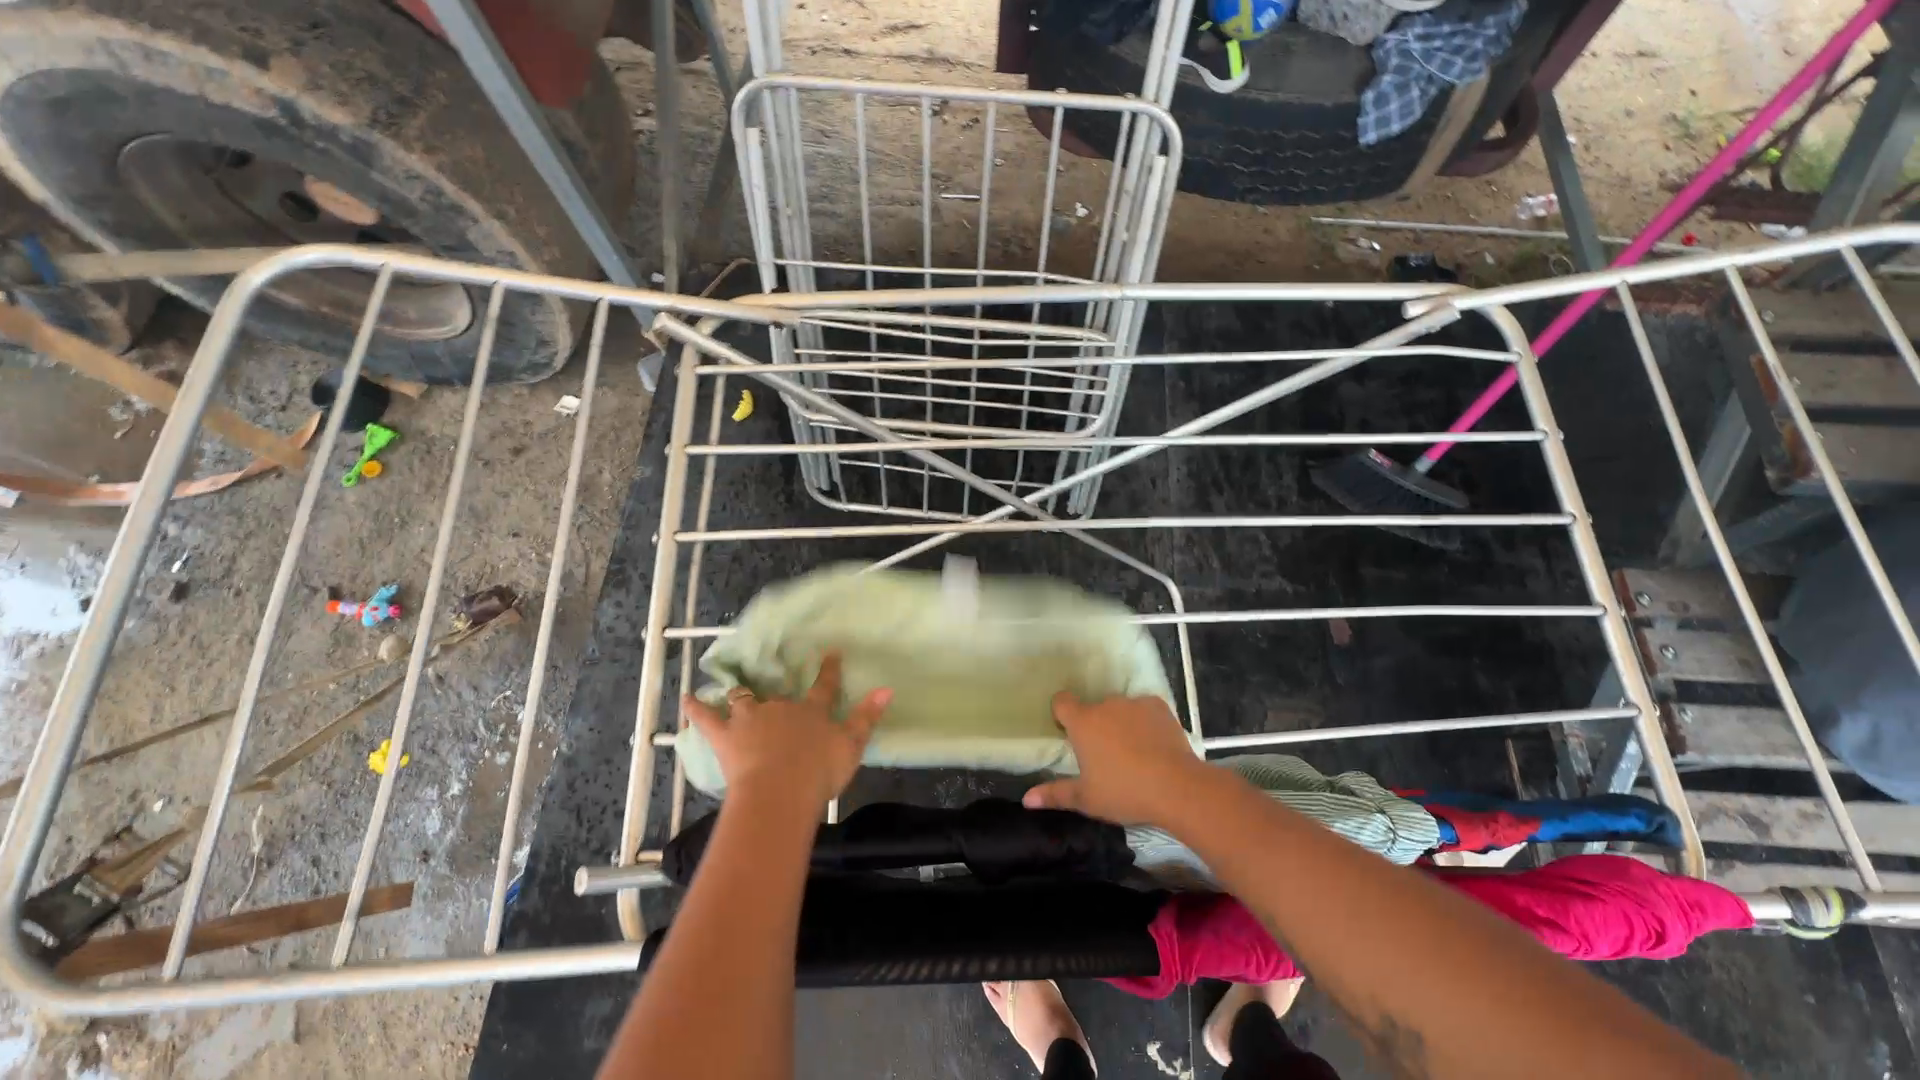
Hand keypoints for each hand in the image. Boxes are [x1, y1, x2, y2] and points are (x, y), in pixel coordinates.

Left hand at [683, 652, 891, 807]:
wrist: (780, 790)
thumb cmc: (819, 772)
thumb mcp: (851, 746)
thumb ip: (866, 718)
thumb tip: (887, 689)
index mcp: (811, 713)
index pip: (823, 687)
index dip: (828, 670)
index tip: (830, 652)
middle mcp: (780, 709)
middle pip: (777, 694)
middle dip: (775, 689)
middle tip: (772, 685)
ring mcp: (750, 720)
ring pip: (742, 699)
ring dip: (737, 694)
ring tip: (730, 687)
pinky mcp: (725, 736)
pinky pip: (706, 718)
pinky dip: (695, 708)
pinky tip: (685, 698)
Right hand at [1022, 693, 1211, 825]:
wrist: (1177, 787)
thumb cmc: (1124, 792)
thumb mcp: (1086, 799)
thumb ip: (1055, 794)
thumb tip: (1026, 799)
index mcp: (1083, 723)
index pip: (1061, 701)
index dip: (1062, 714)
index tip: (1069, 732)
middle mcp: (1106, 705)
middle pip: (1094, 708)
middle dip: (1096, 725)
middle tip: (1105, 754)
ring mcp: (1134, 703)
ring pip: (1120, 709)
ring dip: (1121, 722)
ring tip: (1134, 751)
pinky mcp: (1159, 706)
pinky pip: (1145, 710)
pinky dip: (1145, 722)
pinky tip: (1154, 744)